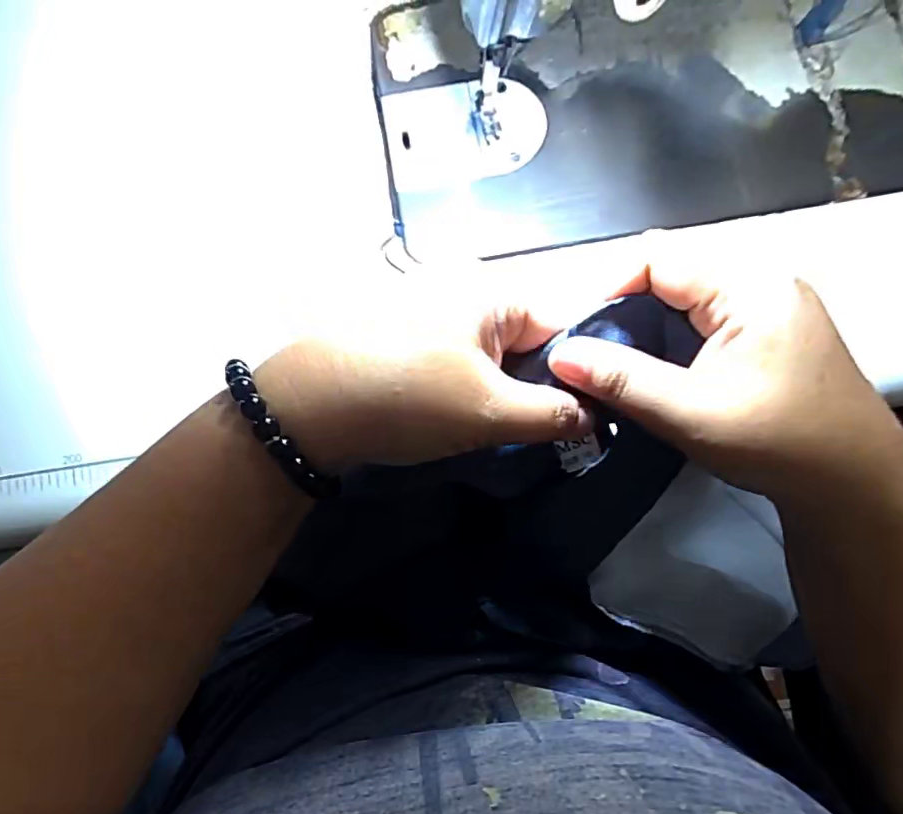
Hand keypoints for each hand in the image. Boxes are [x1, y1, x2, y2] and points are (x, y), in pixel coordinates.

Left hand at [252, 274, 596, 469]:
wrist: (310, 410)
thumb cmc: (409, 400)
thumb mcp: (489, 412)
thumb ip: (552, 415)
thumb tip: (592, 415)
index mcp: (494, 293)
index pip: (563, 325)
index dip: (577, 372)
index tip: (581, 416)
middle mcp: (465, 292)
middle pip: (526, 342)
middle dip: (535, 387)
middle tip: (534, 432)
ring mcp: (432, 314)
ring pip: (491, 358)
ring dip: (500, 394)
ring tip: (494, 430)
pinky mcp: (407, 340)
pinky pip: (459, 363)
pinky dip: (468, 391)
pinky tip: (459, 419)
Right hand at [544, 247, 902, 498]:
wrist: (851, 481)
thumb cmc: (777, 443)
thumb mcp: (689, 412)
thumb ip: (622, 380)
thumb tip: (562, 356)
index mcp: (750, 285)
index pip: (659, 256)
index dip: (606, 284)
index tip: (572, 328)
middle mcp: (763, 282)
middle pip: (674, 272)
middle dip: (622, 305)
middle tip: (584, 347)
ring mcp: (771, 308)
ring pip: (688, 298)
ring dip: (646, 324)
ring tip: (608, 359)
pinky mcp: (770, 336)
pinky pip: (707, 320)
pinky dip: (672, 338)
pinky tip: (652, 368)